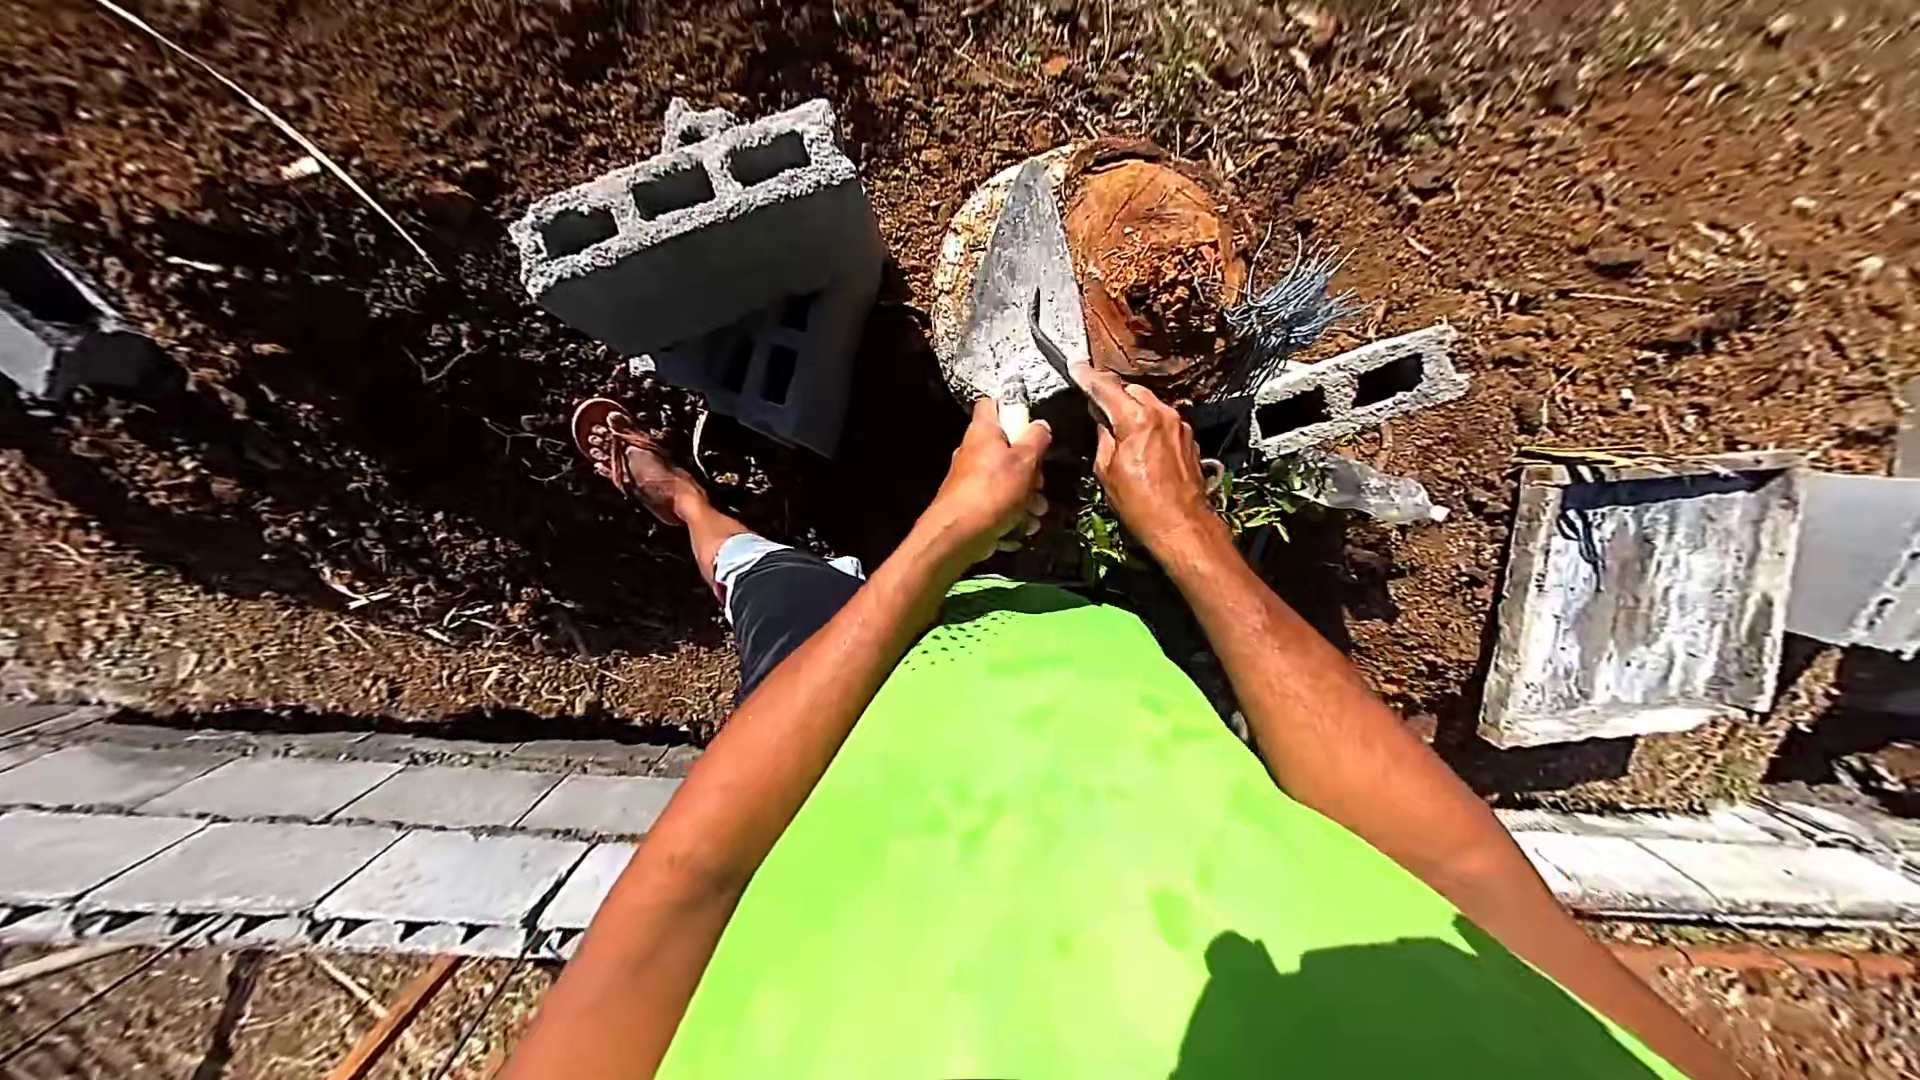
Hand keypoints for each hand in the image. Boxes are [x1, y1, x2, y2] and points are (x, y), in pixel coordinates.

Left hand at [915, 398, 1051, 565]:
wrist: (958, 535)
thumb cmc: (994, 491)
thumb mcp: (1025, 460)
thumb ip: (1036, 439)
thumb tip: (1040, 426)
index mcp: (982, 432)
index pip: (991, 404)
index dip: (1011, 408)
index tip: (1029, 426)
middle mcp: (972, 451)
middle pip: (1006, 447)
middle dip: (1029, 466)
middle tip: (1038, 481)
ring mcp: (969, 479)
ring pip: (1005, 478)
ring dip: (1026, 494)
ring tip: (1036, 511)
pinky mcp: (970, 504)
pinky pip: (997, 501)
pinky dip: (1012, 512)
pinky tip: (1023, 526)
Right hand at [1085, 370, 1219, 556]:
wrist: (1181, 524)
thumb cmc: (1141, 504)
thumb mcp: (1106, 470)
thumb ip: (1103, 436)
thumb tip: (1101, 418)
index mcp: (1137, 420)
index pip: (1106, 388)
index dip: (1088, 376)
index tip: (1076, 366)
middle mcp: (1162, 415)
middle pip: (1131, 390)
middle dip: (1112, 394)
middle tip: (1094, 404)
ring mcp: (1179, 425)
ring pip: (1149, 403)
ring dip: (1131, 409)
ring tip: (1117, 427)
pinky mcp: (1188, 438)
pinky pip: (1162, 420)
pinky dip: (1148, 422)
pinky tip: (1139, 441)